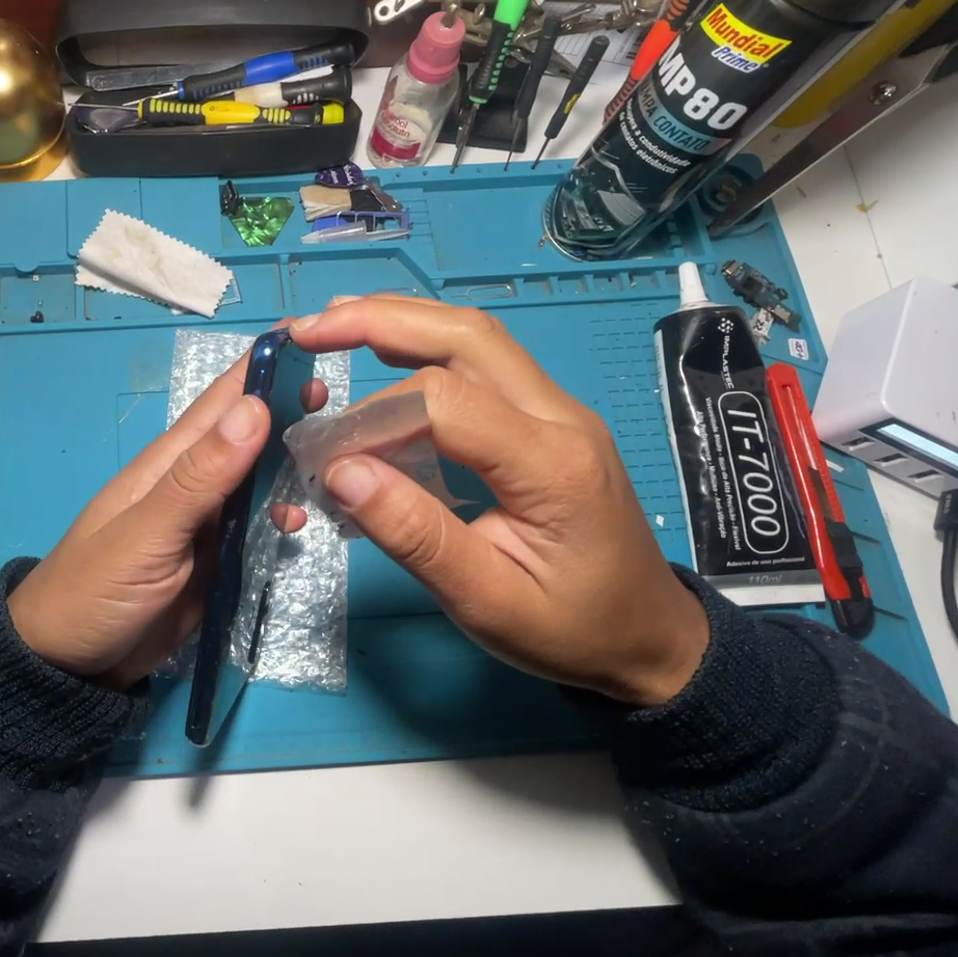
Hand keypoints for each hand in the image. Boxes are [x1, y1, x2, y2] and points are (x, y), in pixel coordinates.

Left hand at [8, 354, 322, 689]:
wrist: (70, 664)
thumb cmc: (96, 590)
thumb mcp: (147, 533)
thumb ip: (199, 478)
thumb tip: (254, 408)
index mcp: (170, 463)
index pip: (222, 401)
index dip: (262, 367)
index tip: (311, 337)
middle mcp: (193, 483)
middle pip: (249, 437)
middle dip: (292, 413)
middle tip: (345, 404)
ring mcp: (205, 523)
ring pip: (259, 480)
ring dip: (294, 466)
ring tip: (341, 460)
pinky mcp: (216, 560)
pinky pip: (256, 526)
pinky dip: (281, 517)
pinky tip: (302, 521)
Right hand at [290, 296, 708, 705]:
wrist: (649, 636)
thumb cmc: (571, 629)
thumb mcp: (487, 603)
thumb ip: (416, 536)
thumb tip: (341, 472)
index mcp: (550, 463)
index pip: (444, 402)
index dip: (372, 416)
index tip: (324, 454)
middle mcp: (558, 416)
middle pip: (465, 336)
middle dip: (380, 320)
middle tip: (308, 329)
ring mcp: (556, 409)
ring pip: (473, 337)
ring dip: (400, 322)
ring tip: (331, 325)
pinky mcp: (544, 416)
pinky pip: (480, 362)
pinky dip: (422, 347)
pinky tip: (382, 350)